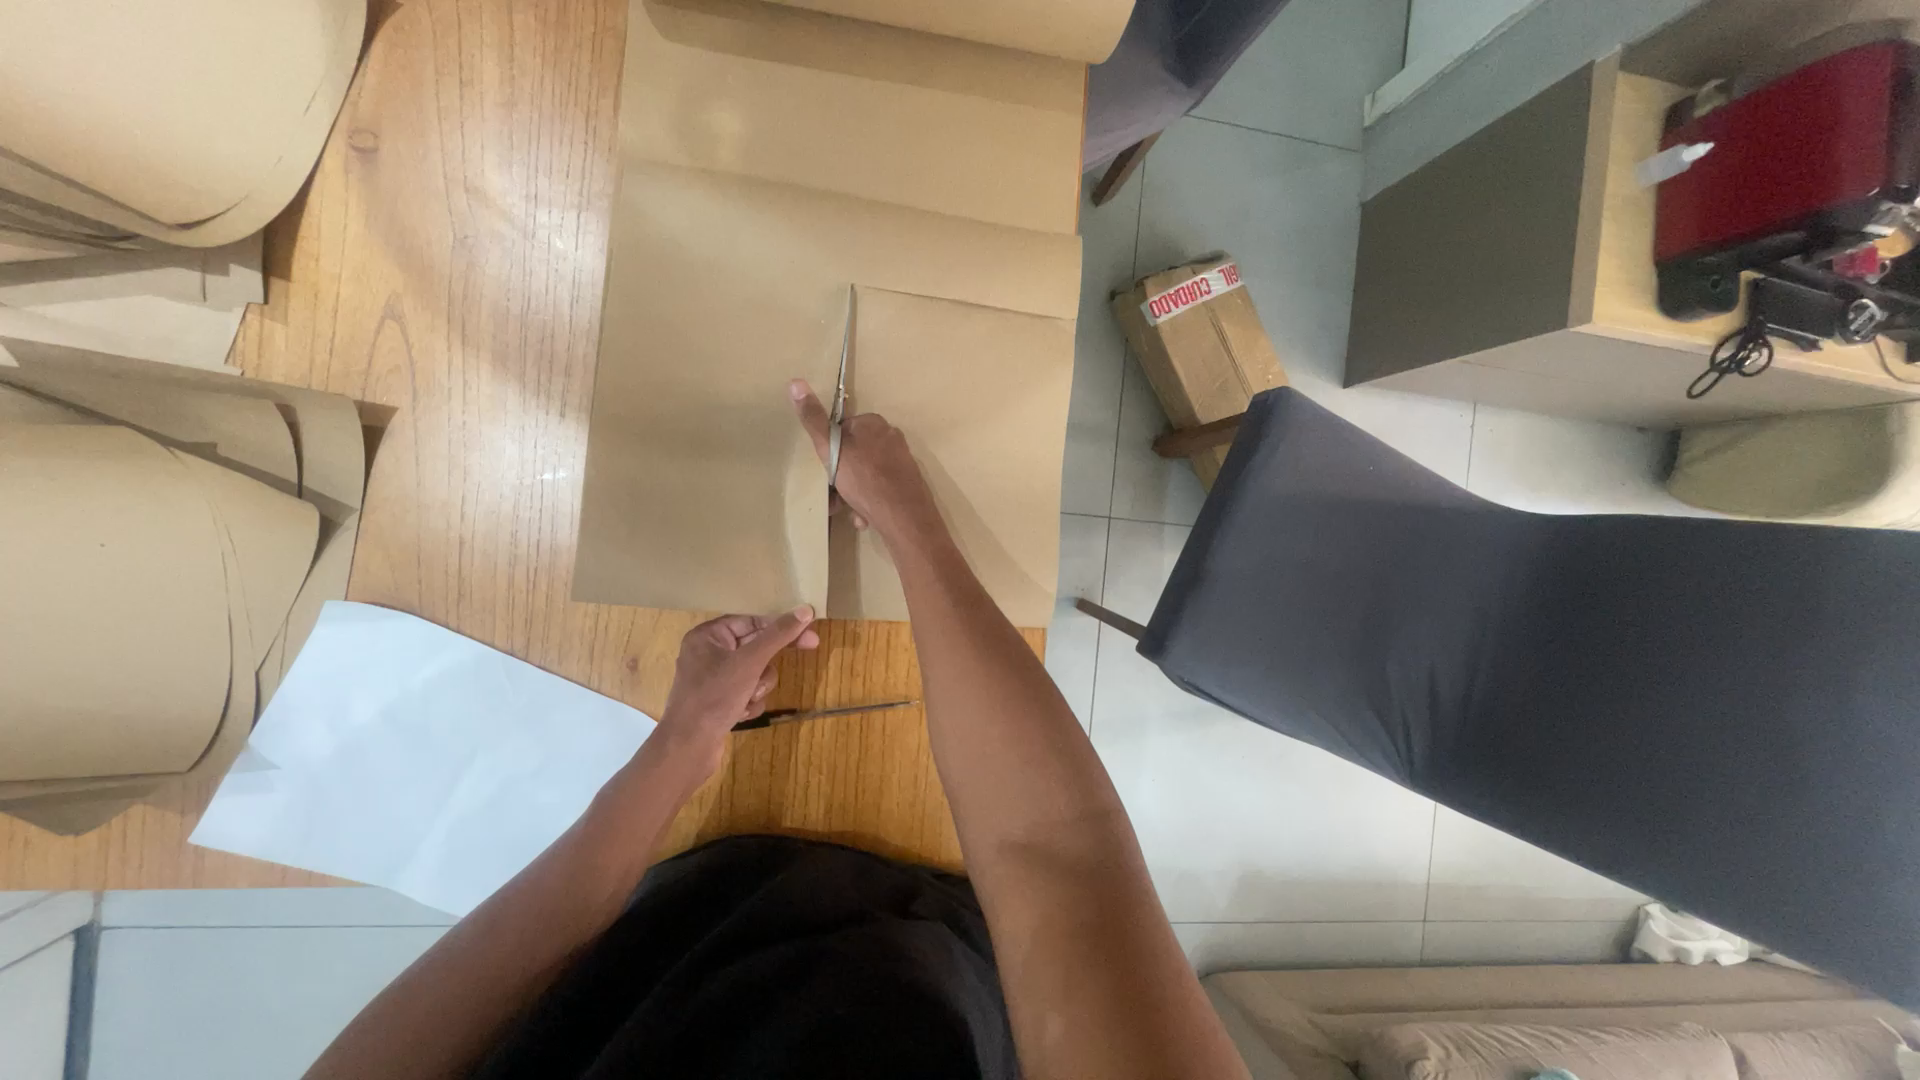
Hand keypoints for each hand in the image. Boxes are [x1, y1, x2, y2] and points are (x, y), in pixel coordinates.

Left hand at [645, 607, 820, 782]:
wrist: (688, 747)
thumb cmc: (715, 697)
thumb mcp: (750, 662)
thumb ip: (778, 635)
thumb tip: (805, 610)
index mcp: (707, 636)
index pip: (751, 621)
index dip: (780, 625)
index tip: (808, 630)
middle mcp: (708, 653)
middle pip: (755, 647)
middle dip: (767, 663)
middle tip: (810, 648)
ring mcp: (713, 679)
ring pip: (755, 672)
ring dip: (759, 686)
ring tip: (748, 698)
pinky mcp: (719, 700)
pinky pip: (747, 691)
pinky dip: (750, 702)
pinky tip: (739, 714)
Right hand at [788, 378, 944, 542]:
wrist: (902, 514)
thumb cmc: (864, 479)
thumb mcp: (831, 448)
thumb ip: (814, 419)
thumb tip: (795, 382)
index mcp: (873, 423)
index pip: (843, 430)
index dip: (831, 451)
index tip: (827, 470)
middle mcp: (891, 436)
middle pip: (856, 455)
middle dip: (843, 478)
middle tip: (835, 497)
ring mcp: (902, 459)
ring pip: (868, 474)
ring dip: (854, 494)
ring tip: (849, 510)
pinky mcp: (907, 481)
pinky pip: (881, 488)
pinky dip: (870, 501)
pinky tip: (865, 516)